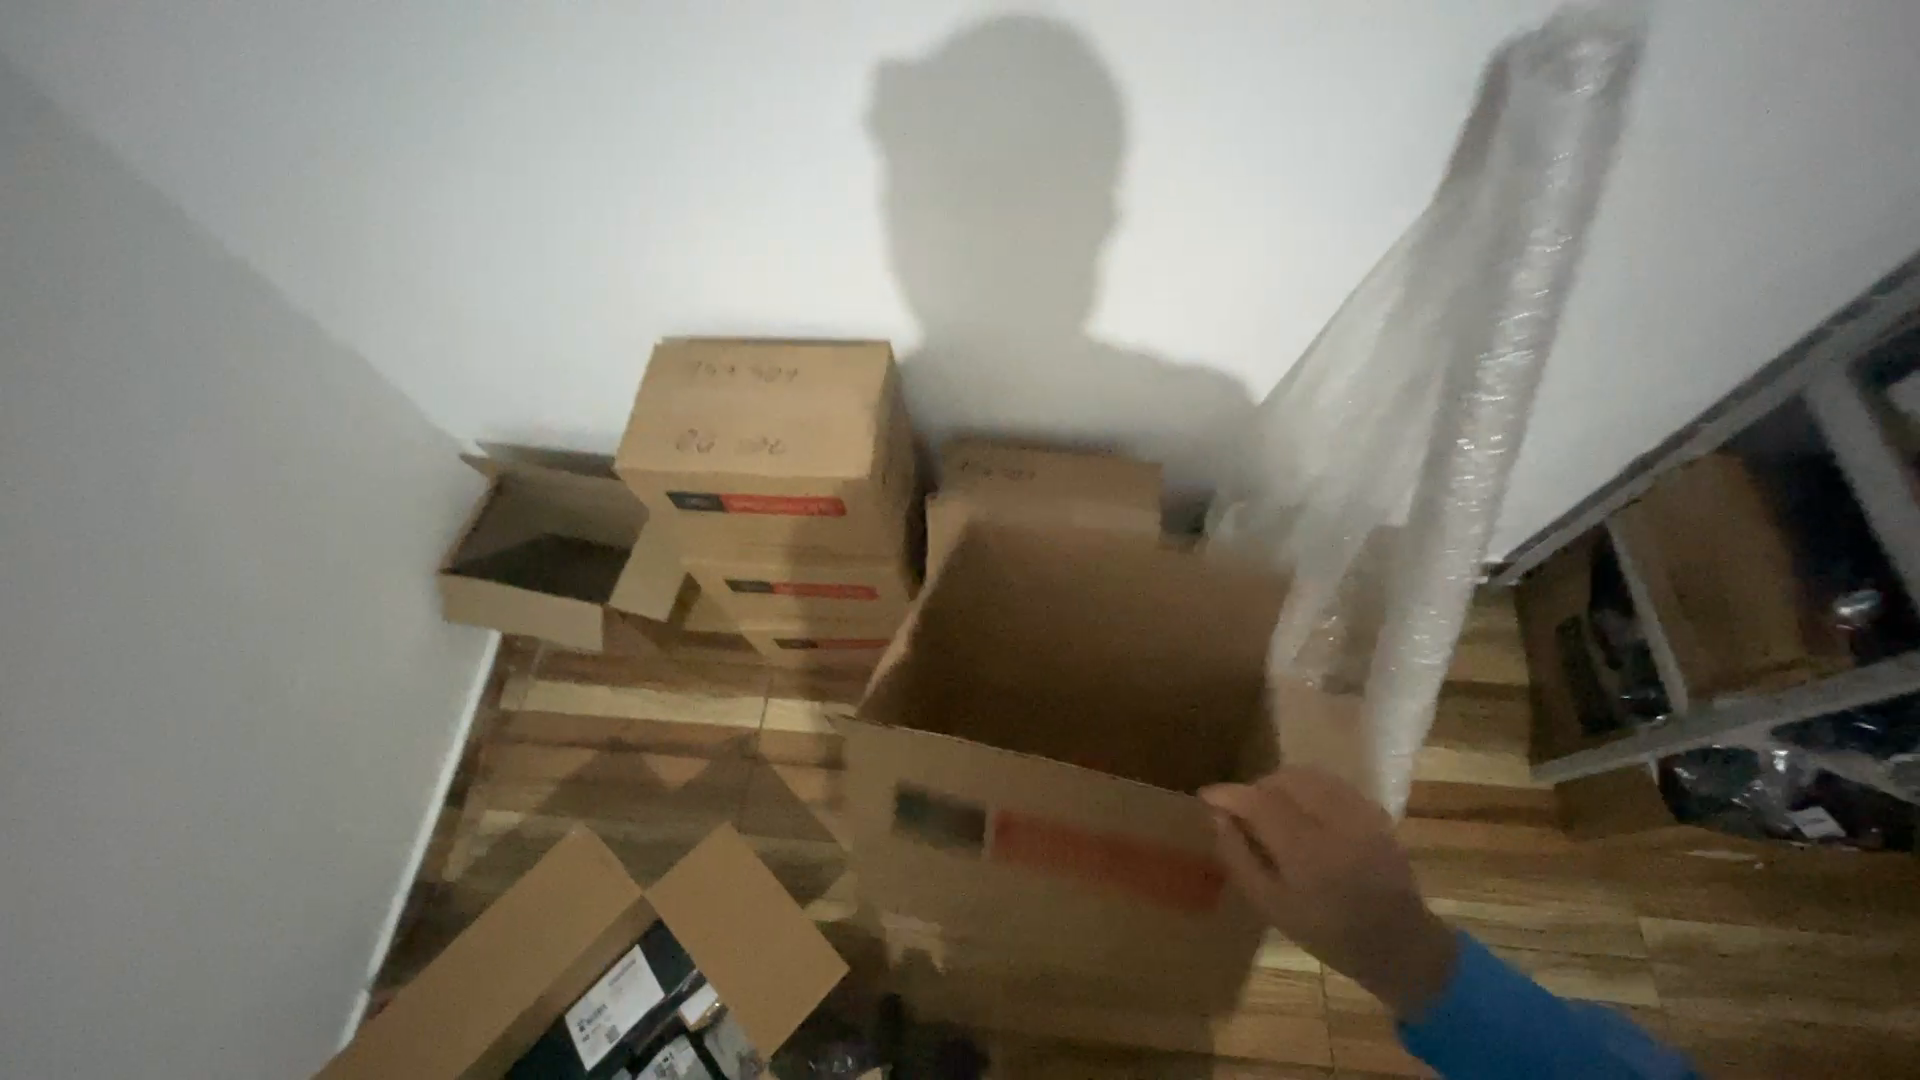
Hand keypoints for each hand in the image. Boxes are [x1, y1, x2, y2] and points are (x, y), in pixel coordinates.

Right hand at [1201, 767, 1457, 1017]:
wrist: (1399, 945)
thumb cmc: (1328, 932)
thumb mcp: (1271, 906)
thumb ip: (1239, 858)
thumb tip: (1217, 817)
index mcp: (1306, 851)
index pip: (1258, 801)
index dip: (1228, 794)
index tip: (1206, 796)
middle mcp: (1334, 822)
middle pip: (1282, 780)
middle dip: (1254, 788)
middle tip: (1240, 809)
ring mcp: (1359, 814)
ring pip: (1307, 776)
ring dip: (1280, 785)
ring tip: (1270, 808)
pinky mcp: (1374, 812)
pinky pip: (1330, 784)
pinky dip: (1307, 789)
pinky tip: (1302, 812)